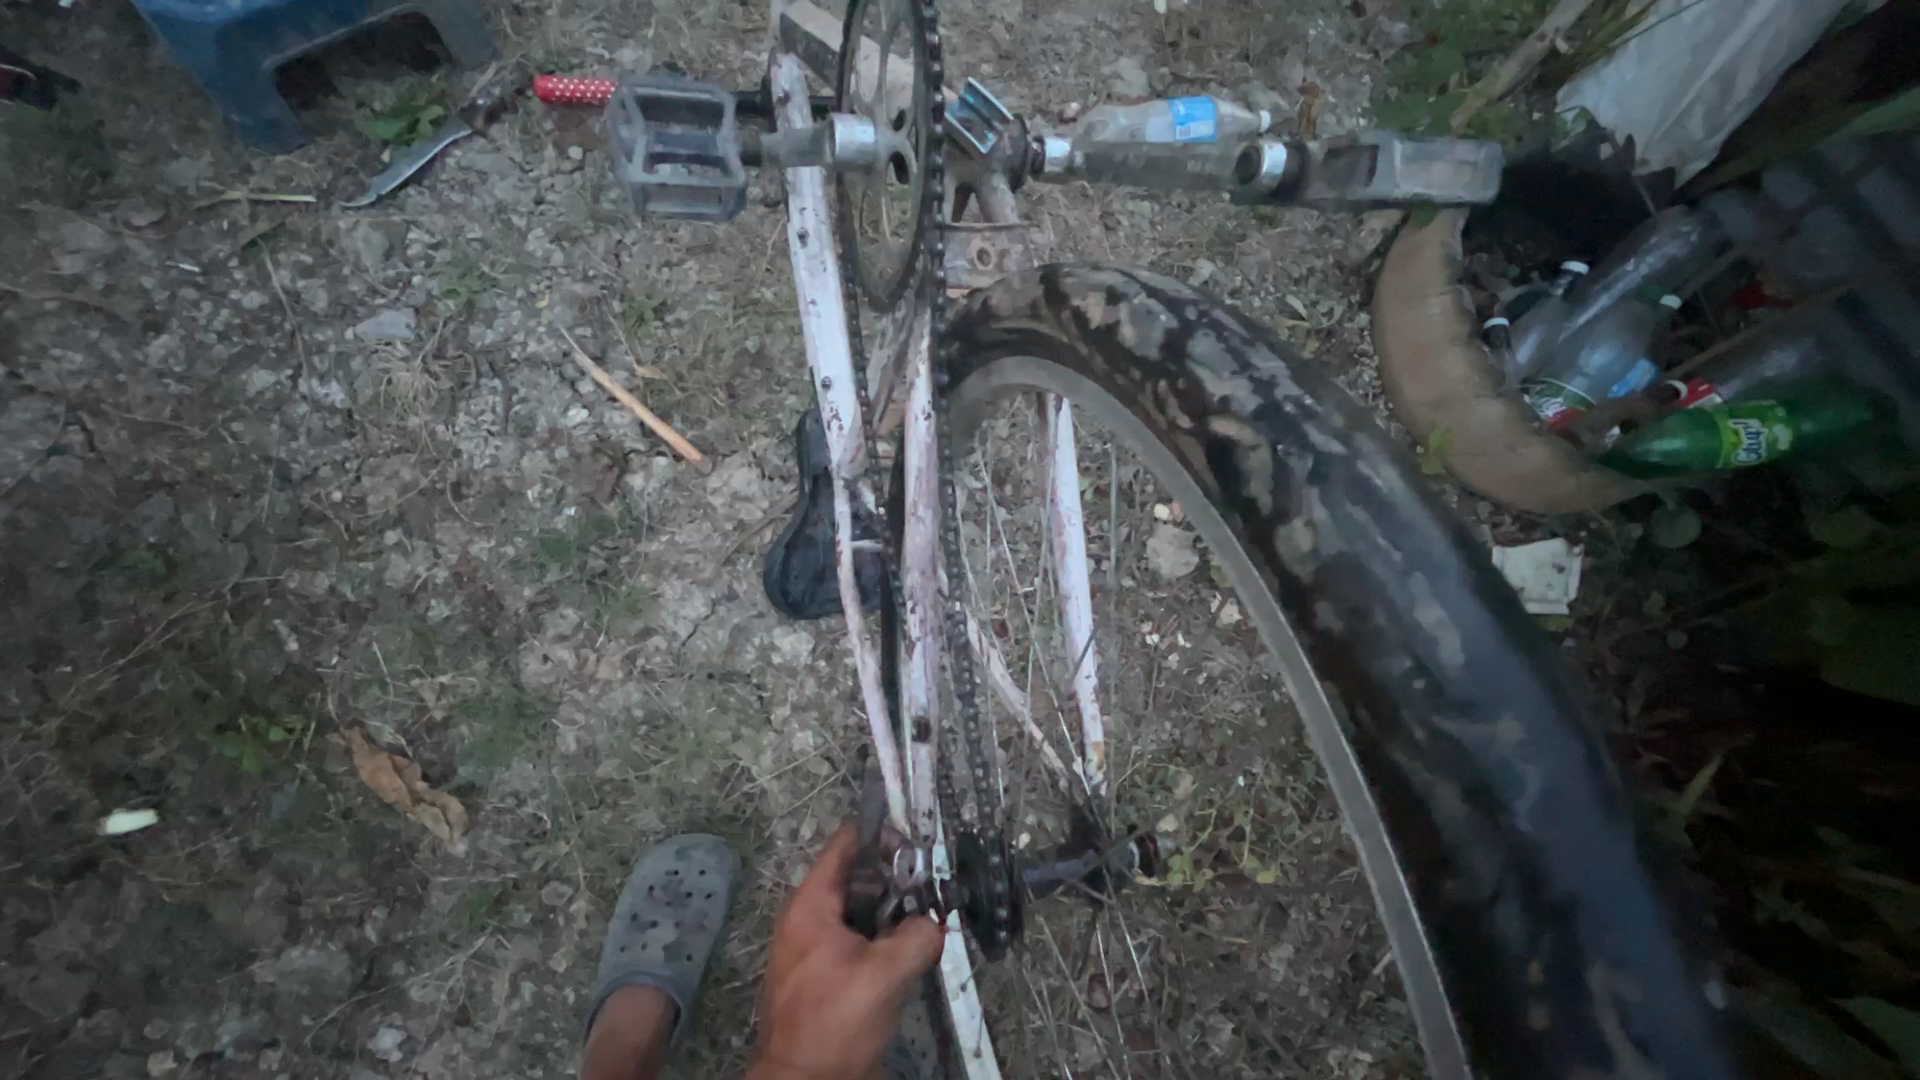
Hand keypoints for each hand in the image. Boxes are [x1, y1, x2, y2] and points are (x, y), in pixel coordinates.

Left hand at [747, 823, 945, 1079]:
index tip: (918, 850)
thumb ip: (917, 936)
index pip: (847, 842)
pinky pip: (854, 937)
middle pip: (856, 874)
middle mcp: (807, 914)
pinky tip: (906, 951)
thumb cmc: (836, 1021)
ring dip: (891, 911)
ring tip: (925, 918)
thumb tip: (933, 922)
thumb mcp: (885, 975)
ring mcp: (812, 944)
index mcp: (812, 902)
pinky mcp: (821, 971)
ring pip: (858, 908)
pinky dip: (880, 936)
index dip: (884, 837)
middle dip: (895, 878)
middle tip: (930, 888)